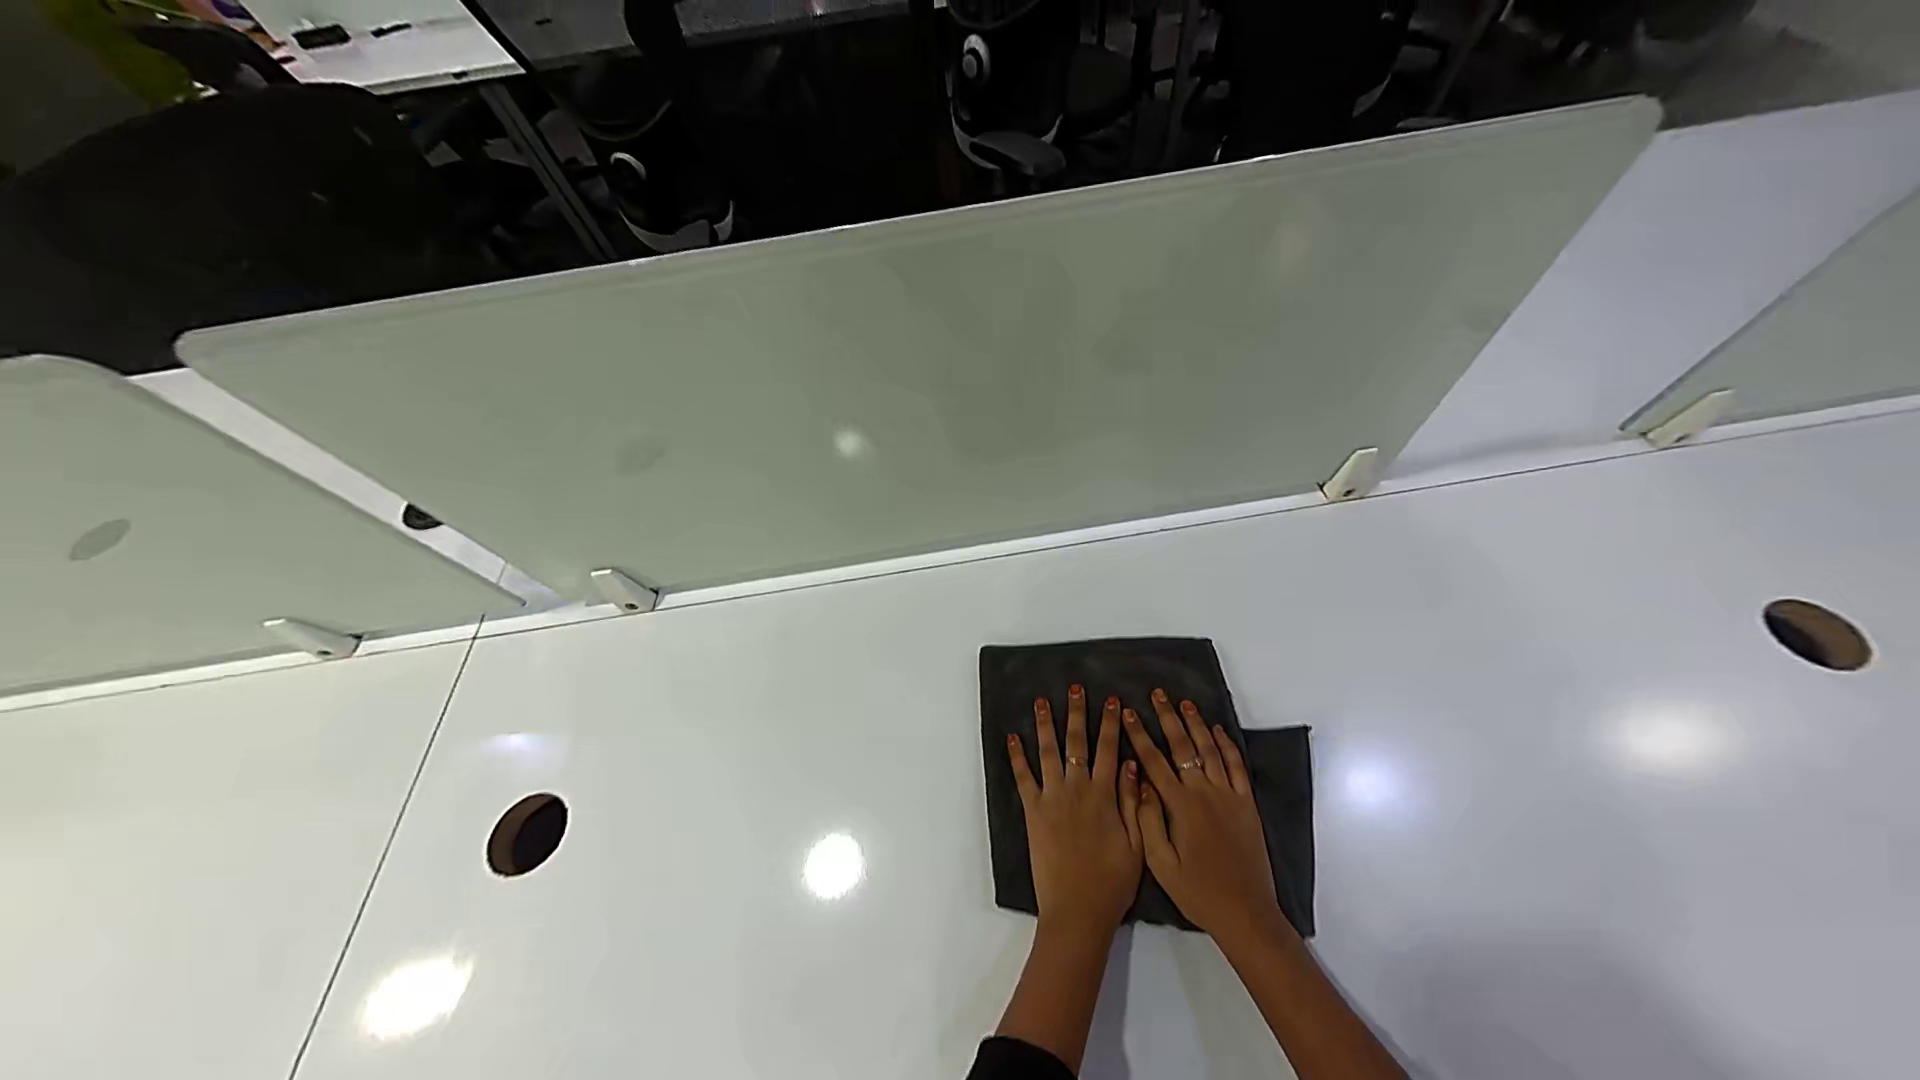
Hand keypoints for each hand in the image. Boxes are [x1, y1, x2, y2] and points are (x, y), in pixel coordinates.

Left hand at [1008, 685, 1143, 934]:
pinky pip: (1023, 778)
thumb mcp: (1137, 843)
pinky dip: (1017, 757)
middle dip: (1078, 713)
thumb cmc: (1113, 881)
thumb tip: (1131, 763)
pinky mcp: (1032, 812)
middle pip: (1077, 742)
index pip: (1109, 749)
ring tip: (1042, 701)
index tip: (1114, 701)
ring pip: (1048, 752)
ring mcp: (1052, 799)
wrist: (1078, 909)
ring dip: (1045, 724)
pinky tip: (1012, 738)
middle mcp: (1077, 789)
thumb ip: (1132, 801)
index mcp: (1104, 795)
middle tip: (1075, 688)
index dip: (1112, 724)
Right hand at [1123, 689, 1287, 946]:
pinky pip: (1236, 767)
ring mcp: (1229, 796)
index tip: (1128, 713)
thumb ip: (1147, 820)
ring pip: (1210, 750)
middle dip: (1168, 718)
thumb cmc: (1197, 891)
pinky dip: (1227, 745)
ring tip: (1185, 704)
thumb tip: (1139, 784)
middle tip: (1158, 695)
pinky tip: (1218, 731)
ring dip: (1197, 725)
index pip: (1154, 761)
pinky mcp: (1247, 805)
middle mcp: (1205, 793)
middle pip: (1183, 747)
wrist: (1245, 912)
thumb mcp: (1160, 863)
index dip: (1139, 735)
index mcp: (1180, 806)